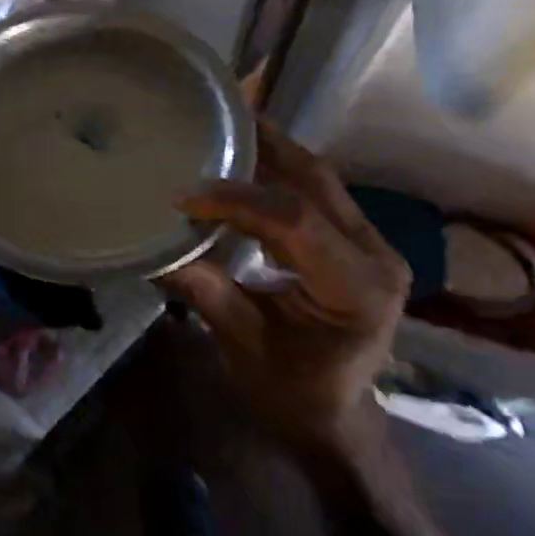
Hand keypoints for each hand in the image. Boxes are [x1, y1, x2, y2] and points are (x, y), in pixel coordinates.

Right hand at [160, 118, 409, 452]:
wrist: (334, 418)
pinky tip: (245, 161)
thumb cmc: (291, 393)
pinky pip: (316, 194)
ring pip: (320, 181)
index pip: (295, 222)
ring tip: (228, 127)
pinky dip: (279, 172)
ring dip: (273, 152)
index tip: (184, 197)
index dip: (237, 201)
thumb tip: (158, 250)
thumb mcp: (243, 348)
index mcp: (355, 288)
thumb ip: (209, 294)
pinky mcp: (357, 243)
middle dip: (266, 147)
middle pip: (317, 184)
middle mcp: (376, 256)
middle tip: (218, 118)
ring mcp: (372, 245)